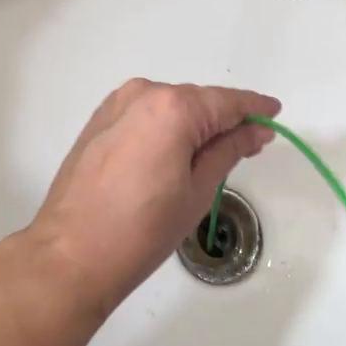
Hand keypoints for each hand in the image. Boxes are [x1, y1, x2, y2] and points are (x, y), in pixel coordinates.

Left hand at [25, 78, 280, 314]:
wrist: (71, 253)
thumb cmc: (142, 228)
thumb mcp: (198, 191)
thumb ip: (229, 150)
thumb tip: (256, 130)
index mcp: (172, 107)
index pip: (225, 101)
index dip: (253, 108)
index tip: (274, 113)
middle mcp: (143, 92)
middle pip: (196, 101)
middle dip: (222, 120)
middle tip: (248, 145)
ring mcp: (116, 104)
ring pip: (168, 106)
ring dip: (191, 124)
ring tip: (208, 157)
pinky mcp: (98, 120)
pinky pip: (144, 114)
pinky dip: (163, 127)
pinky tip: (171, 154)